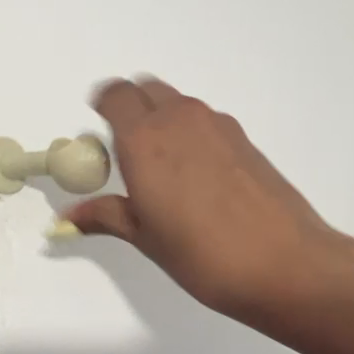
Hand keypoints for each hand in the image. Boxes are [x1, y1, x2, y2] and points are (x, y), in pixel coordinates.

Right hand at [63, 77, 344, 323]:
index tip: (99, 133)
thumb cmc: (202, 254)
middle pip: (147, 90)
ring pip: (179, 106)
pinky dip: (192, 137)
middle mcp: (180, 120)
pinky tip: (199, 182)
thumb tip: (69, 215)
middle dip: (131, 109)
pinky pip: (206, 124)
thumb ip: (107, 215)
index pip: (115, 94)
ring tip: (164, 173)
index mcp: (145, 139)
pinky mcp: (245, 140)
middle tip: (126, 152)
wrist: (284, 263)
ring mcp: (218, 126)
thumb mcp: (146, 238)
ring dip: (163, 122)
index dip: (103, 106)